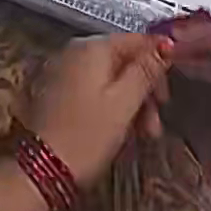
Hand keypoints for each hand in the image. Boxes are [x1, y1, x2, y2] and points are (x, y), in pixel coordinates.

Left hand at [25, 33, 172, 186]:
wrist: (41, 170)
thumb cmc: (87, 135)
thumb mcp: (124, 103)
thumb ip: (146, 70)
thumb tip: (164, 44)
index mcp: (93, 47)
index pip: (137, 40)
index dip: (159, 63)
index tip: (169, 92)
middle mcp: (76, 50)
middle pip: (124, 60)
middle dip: (145, 90)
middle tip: (155, 124)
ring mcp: (64, 70)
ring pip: (110, 78)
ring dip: (131, 103)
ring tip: (143, 135)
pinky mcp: (58, 91)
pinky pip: (94, 89)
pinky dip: (110, 105)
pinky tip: (119, 131)